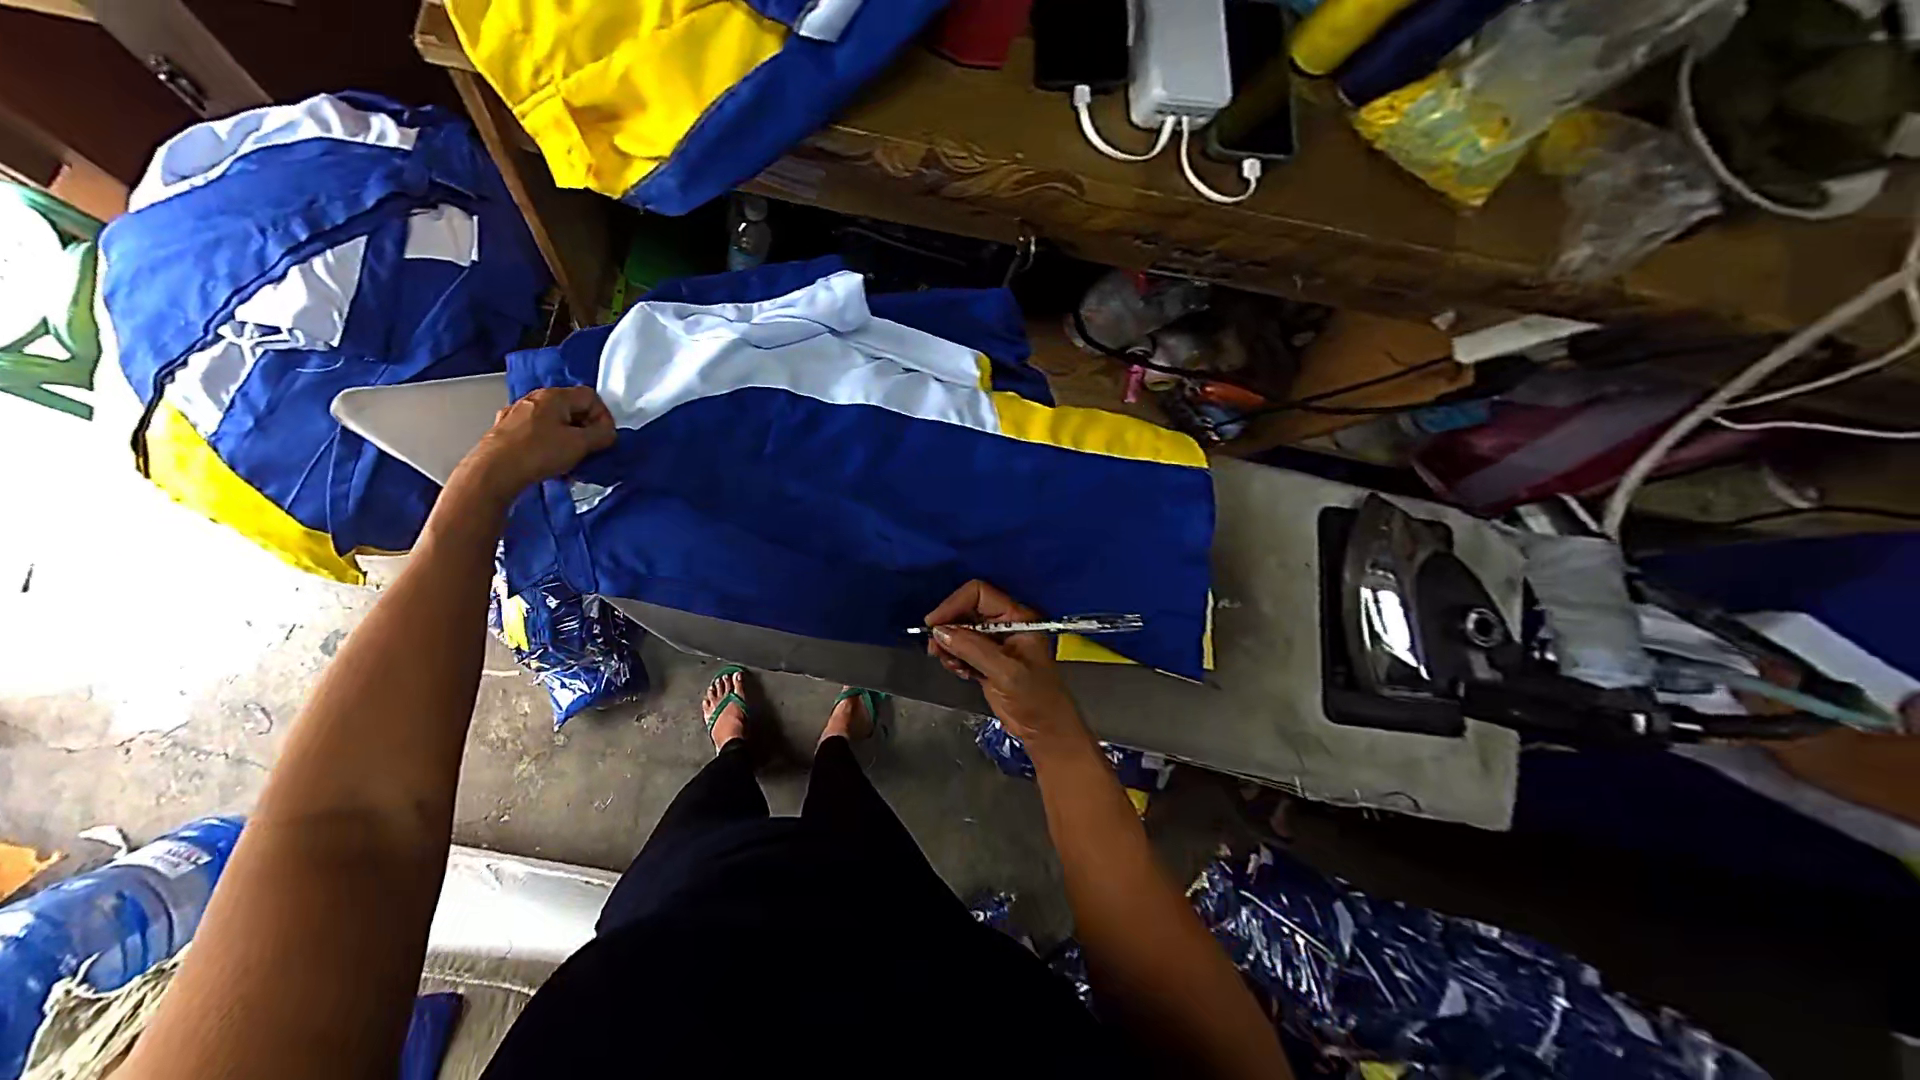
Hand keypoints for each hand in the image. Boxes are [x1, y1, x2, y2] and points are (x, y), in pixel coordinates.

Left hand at [449, 386, 615, 503]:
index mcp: (554, 395)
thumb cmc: (539, 452)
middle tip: (590, 449)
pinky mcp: (505, 431)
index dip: (603, 417)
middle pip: (572, 408)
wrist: (493, 472)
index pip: (591, 396)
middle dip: (586, 429)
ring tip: (571, 460)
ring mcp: (516, 414)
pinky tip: (549, 462)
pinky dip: (549, 445)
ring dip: (568, 439)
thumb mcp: (581, 444)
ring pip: (554, 422)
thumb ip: (602, 435)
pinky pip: (537, 433)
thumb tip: (608, 433)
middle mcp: (534, 398)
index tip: (604, 437)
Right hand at [925, 580, 1090, 756]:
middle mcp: (1005, 624)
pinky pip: (961, 649)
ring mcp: (995, 643)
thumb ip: (973, 648)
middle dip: (948, 627)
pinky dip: (954, 658)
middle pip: (966, 610)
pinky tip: (961, 673)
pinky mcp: (986, 660)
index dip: (954, 604)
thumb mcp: (1006, 671)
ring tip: (952, 665)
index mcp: (1017, 617)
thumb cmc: (1035, 698)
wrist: (1045, 729)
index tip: (934, 624)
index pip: (979, 594)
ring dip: (949, 646)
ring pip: (960, 631)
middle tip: (935, 649)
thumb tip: (940, 631)